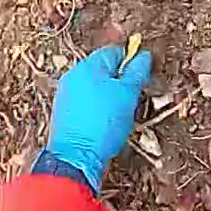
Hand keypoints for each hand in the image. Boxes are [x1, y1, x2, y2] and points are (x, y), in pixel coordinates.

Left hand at [39, 45, 153, 191]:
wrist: (76, 157)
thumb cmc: (103, 123)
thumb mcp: (128, 93)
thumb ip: (137, 71)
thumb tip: (144, 55)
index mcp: (88, 66)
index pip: (116, 52)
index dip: (133, 64)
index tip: (143, 79)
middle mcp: (74, 76)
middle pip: (106, 70)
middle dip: (123, 81)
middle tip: (134, 97)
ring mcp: (67, 94)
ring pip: (99, 87)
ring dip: (113, 95)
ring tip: (122, 113)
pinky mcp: (66, 112)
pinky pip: (89, 101)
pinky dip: (101, 108)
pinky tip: (108, 122)